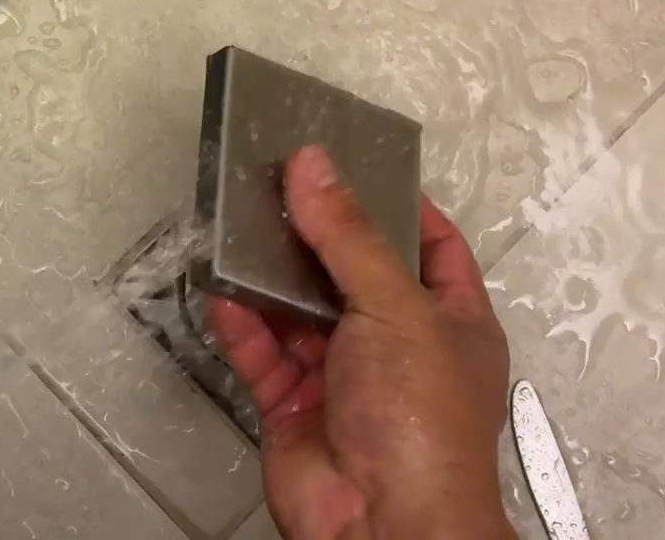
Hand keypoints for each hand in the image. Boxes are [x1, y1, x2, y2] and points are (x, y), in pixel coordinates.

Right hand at [206, 146, 511, 538]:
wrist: (378, 526)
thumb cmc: (416, 412)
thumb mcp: (393, 308)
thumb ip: (347, 236)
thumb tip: (311, 161)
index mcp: (447, 322)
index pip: (432, 245)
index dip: (399, 203)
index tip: (352, 164)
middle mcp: (394, 342)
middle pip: (349, 269)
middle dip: (312, 232)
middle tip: (271, 184)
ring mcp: (339, 371)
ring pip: (295, 307)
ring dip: (264, 274)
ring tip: (232, 226)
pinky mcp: (290, 397)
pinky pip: (259, 348)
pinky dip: (238, 323)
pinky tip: (218, 291)